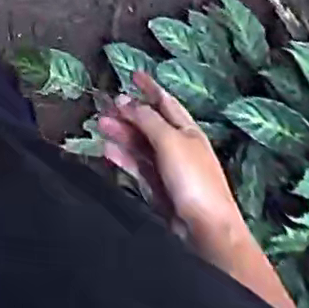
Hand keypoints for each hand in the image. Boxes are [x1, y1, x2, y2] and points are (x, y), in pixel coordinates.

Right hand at [97, 70, 246, 244]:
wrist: (207, 232)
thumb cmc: (194, 179)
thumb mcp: (170, 140)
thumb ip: (146, 118)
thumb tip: (125, 100)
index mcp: (187, 130)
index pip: (165, 102)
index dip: (149, 87)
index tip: (133, 75)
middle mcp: (178, 147)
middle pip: (149, 123)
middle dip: (127, 112)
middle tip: (105, 103)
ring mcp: (168, 169)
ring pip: (140, 144)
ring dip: (121, 132)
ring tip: (100, 124)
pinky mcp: (159, 190)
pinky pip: (137, 166)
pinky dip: (122, 157)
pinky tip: (108, 150)